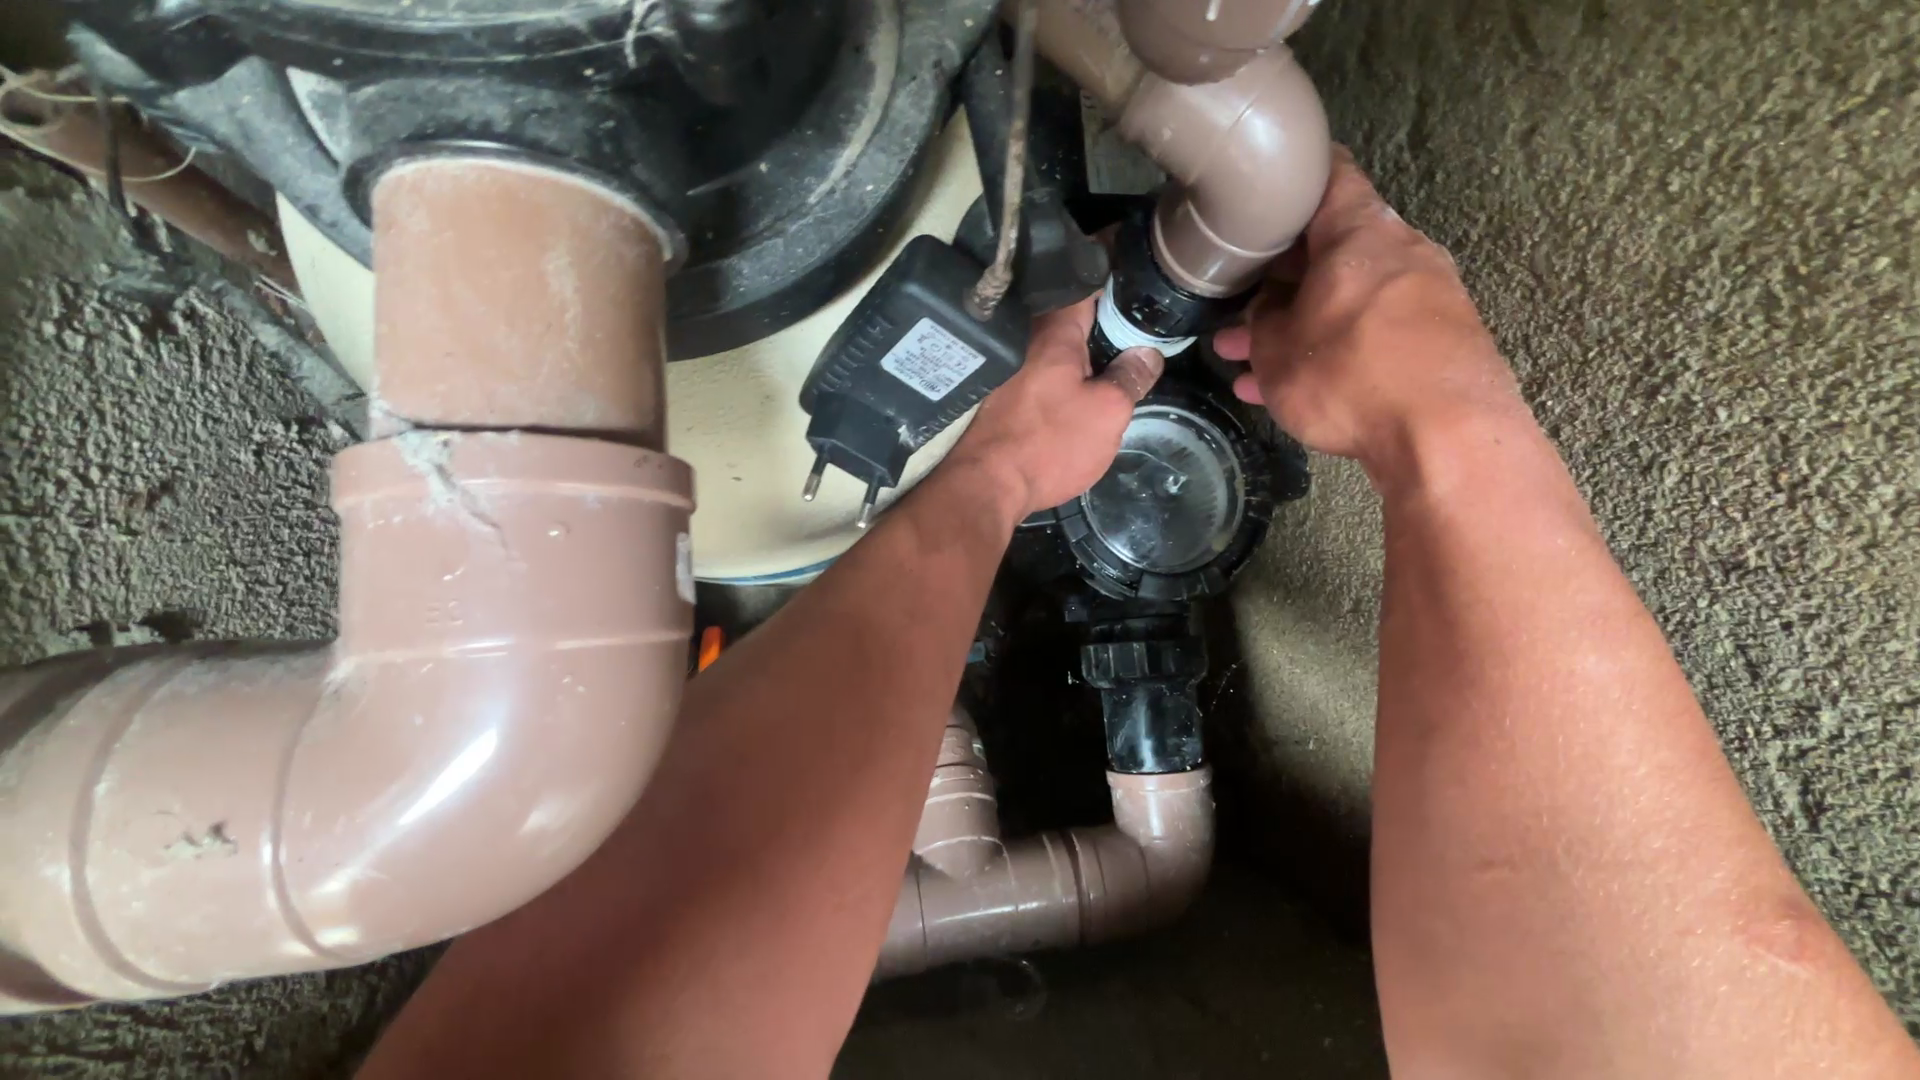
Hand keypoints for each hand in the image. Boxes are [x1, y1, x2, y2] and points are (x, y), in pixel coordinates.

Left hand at [942, 294, 1163, 519]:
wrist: (987, 485)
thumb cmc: (1048, 444)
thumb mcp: (1108, 411)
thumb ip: (1131, 378)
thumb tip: (1147, 354)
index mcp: (1053, 330)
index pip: (1086, 281)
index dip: (1116, 282)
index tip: (1140, 292)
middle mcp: (1026, 338)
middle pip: (1074, 317)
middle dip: (1105, 325)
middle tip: (1137, 342)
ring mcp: (1010, 367)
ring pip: (1059, 349)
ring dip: (1086, 358)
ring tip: (1116, 372)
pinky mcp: (1003, 394)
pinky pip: (1043, 373)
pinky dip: (1065, 379)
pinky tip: (1081, 399)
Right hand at [1213, 146, 1525, 476]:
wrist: (1446, 435)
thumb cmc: (1350, 375)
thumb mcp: (1277, 351)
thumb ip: (1262, 321)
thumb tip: (1267, 309)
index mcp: (1359, 235)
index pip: (1329, 176)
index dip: (1294, 177)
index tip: (1264, 188)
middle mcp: (1400, 253)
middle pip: (1331, 250)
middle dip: (1280, 280)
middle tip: (1236, 306)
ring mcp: (1424, 298)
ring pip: (1343, 301)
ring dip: (1297, 327)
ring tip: (1247, 363)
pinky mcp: (1436, 343)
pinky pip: (1368, 336)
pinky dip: (1330, 354)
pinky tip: (1288, 391)